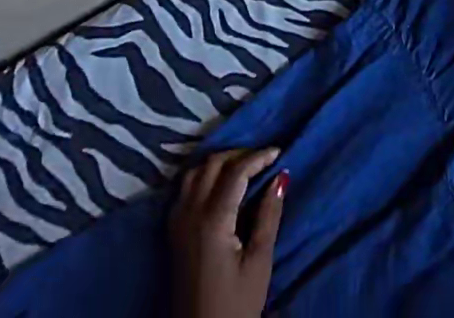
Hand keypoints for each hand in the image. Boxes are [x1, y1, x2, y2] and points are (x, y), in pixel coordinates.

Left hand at [170, 148, 286, 317]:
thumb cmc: (235, 304)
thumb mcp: (259, 261)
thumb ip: (269, 215)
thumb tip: (281, 177)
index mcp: (213, 220)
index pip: (236, 171)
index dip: (259, 156)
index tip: (279, 153)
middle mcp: (190, 214)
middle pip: (213, 164)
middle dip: (240, 154)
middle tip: (264, 159)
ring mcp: (177, 222)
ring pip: (195, 172)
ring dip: (220, 162)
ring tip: (244, 167)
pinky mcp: (172, 231)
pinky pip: (185, 188)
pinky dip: (204, 175)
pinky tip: (220, 184)